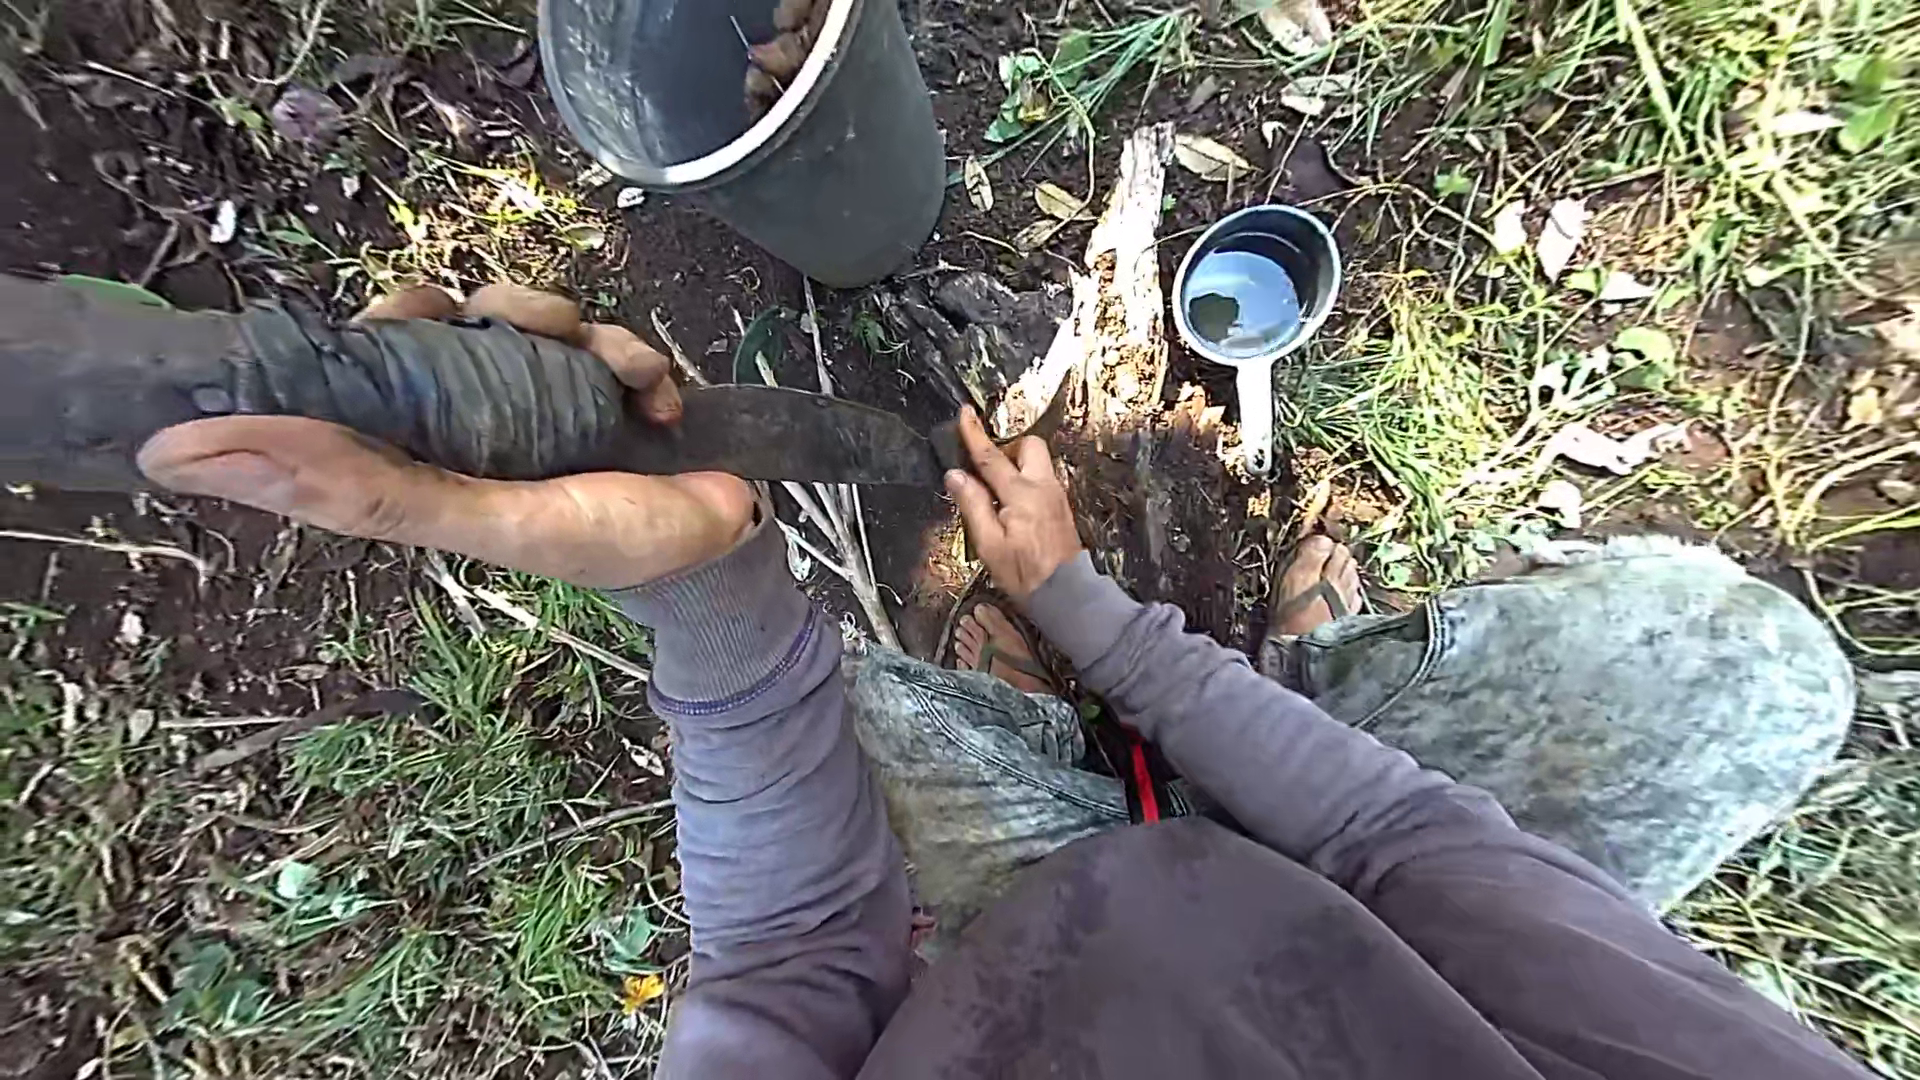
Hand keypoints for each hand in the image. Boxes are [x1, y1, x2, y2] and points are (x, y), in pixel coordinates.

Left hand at [136, 284, 755, 588]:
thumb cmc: (614, 545)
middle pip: (468, 323)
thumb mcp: (501, 524)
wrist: (720, 544)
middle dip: (508, 311)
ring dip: (592, 334)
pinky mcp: (621, 389)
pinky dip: (641, 362)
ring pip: (547, 322)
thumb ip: (375, 495)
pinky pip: (614, 342)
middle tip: (547, 328)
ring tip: (633, 376)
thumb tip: (177, 455)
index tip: (420, 314)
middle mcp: (496, 419)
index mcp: (447, 454)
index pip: (380, 365)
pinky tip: (662, 401)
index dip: (388, 324)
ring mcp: (564, 400)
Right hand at [943, 407, 1082, 603]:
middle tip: (987, 468)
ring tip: (997, 488)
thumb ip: (973, 504)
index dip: (975, 434)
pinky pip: (1043, 478)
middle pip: (1029, 446)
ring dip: (1017, 464)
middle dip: (1007, 447)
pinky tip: (1014, 502)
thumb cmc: (1023, 573)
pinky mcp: (1061, 507)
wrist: (1066, 594)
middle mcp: (1044, 487)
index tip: (965, 414)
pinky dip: (1026, 478)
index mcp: (1022, 494)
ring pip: (1038, 461)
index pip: (992, 457)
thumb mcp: (989, 544)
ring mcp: (1056, 495)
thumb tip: (956, 475)